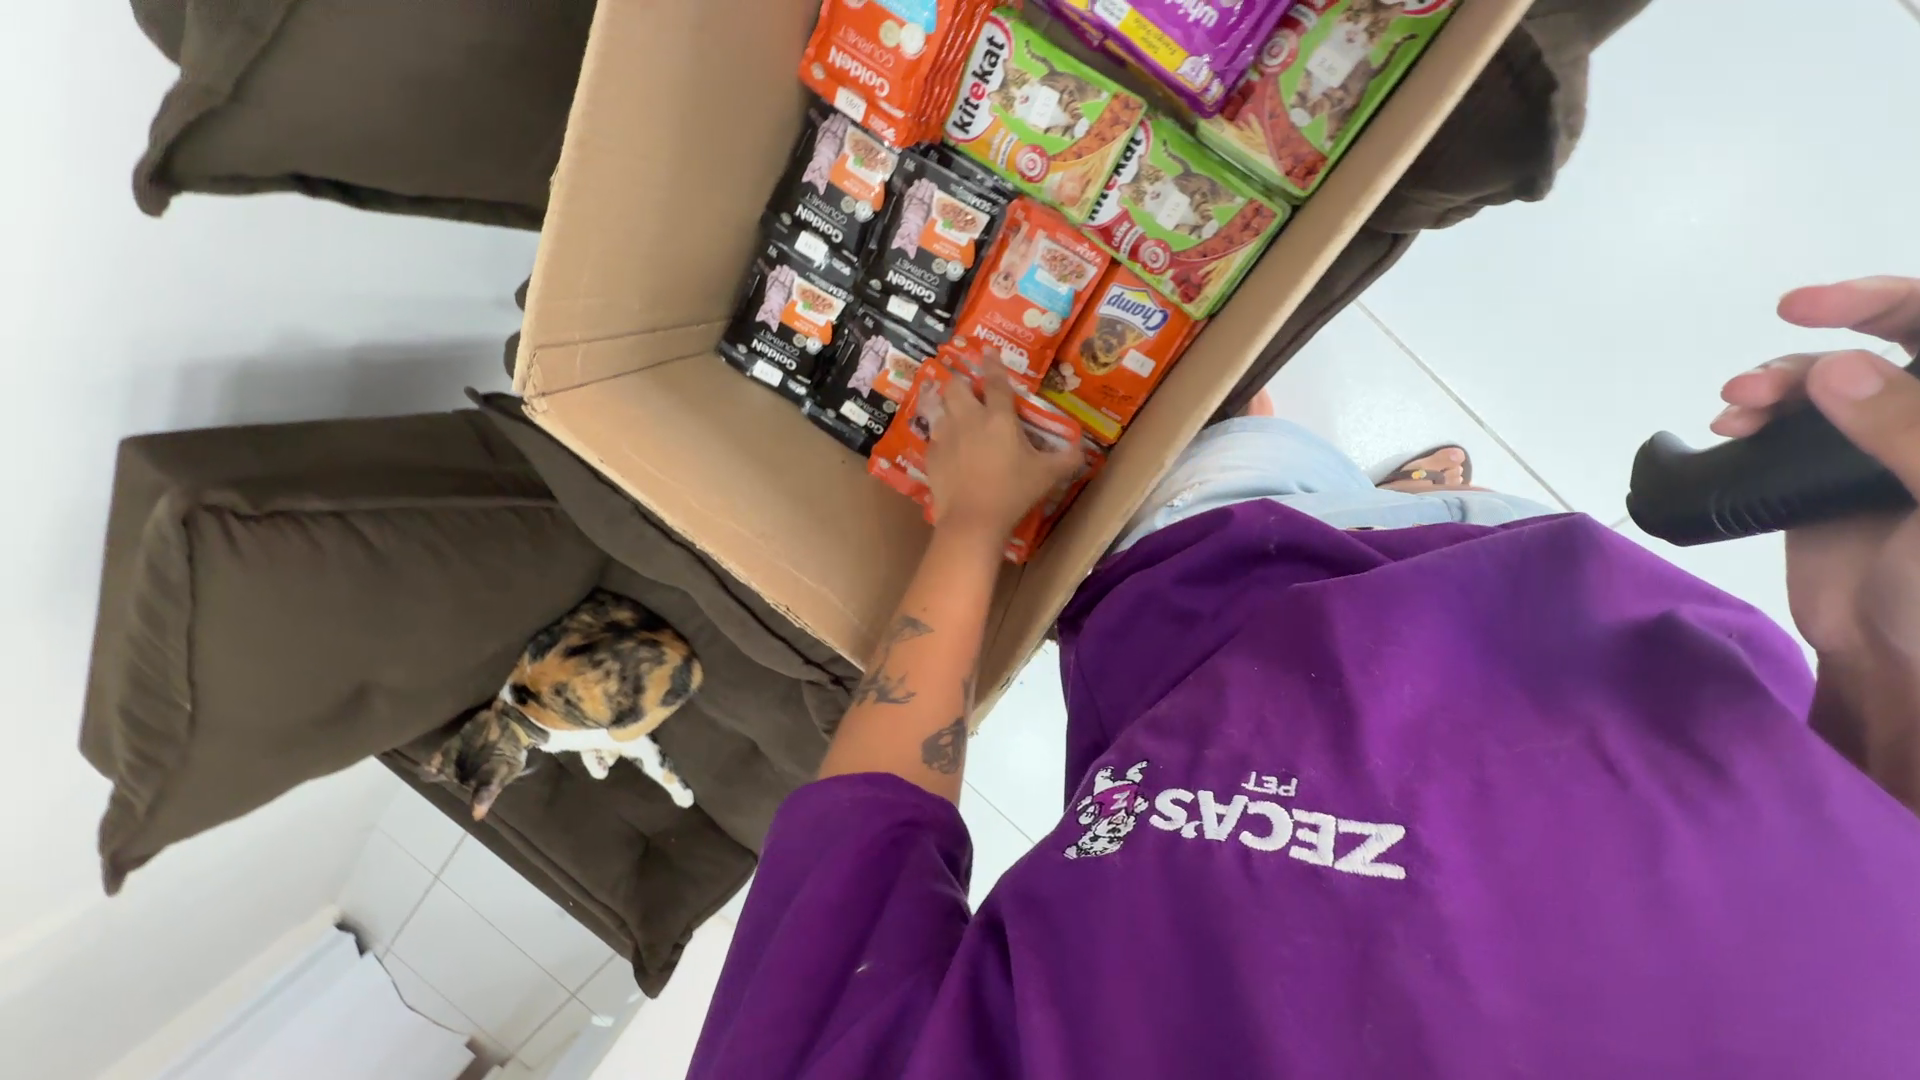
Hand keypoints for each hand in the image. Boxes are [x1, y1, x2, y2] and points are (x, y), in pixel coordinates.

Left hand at [925, 358, 1083, 543]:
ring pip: (936, 405)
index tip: (987, 349)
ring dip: (940, 399)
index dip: (993, 363)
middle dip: (961, 381)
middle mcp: (968, 419)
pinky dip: (935, 432)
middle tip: (967, 386)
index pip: (996, 381)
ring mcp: (945, 436)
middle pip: (956, 386)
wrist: (972, 520)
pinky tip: (940, 439)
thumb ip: (1067, 460)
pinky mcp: (931, 456)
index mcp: (998, 417)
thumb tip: (1084, 451)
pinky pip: (930, 435)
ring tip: (943, 400)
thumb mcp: (1047, 476)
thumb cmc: (1013, 492)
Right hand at [1711, 276, 1919, 673]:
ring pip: (1831, 383)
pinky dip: (1756, 416)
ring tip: (1733, 409)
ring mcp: (1886, 446)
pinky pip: (1792, 425)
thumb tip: (1839, 368)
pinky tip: (1730, 427)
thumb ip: (1908, 432)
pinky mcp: (1830, 474)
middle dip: (1818, 349)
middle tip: (1752, 384)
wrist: (1899, 659)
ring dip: (1776, 385)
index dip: (1888, 304)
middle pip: (1886, 349)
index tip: (1810, 307)